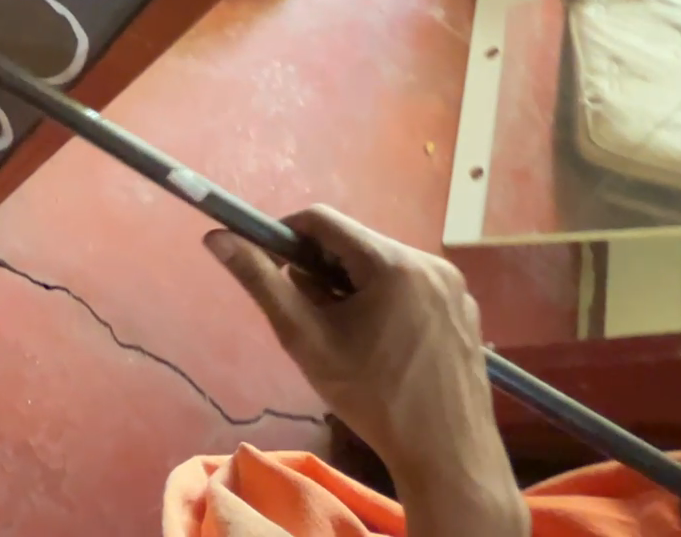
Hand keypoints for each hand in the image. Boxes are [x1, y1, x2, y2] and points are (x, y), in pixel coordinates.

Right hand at [204, 208, 514, 498]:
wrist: (449, 461)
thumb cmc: (370, 395)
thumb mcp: (303, 336)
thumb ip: (259, 279)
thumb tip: (215, 236)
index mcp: (393, 264)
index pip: (321, 219)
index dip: (285, 234)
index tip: (270, 266)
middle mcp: (430, 263)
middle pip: (350, 240)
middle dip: (317, 264)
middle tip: (306, 307)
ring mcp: (453, 286)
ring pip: (375, 259)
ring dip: (345, 280)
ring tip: (340, 327)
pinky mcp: (464, 308)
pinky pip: (405, 280)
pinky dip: (378, 294)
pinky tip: (375, 336)